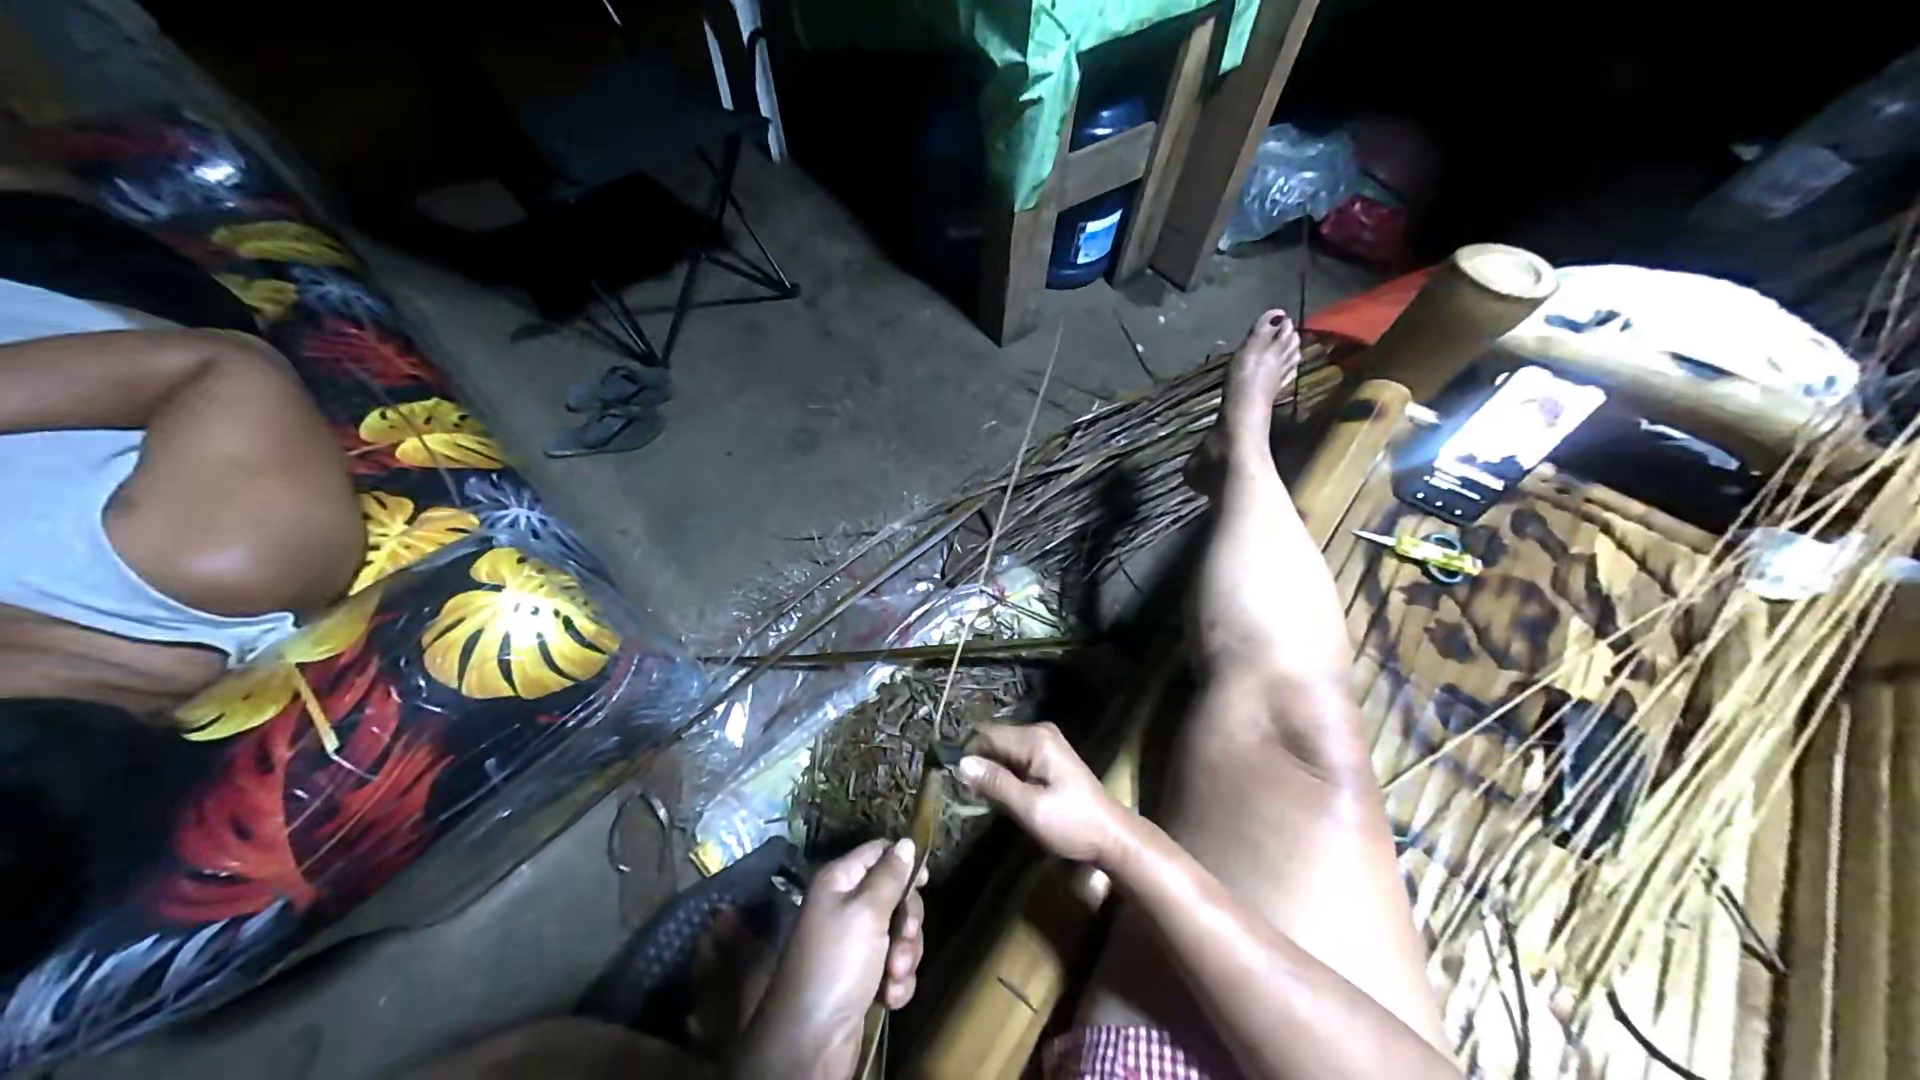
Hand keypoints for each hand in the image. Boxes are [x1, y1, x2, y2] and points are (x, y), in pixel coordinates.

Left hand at [732, 838, 926, 1079]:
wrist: (811, 1042)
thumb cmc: (837, 964)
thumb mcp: (866, 912)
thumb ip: (890, 876)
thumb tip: (906, 842)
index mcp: (840, 881)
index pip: (878, 852)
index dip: (903, 861)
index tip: (925, 880)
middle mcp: (847, 906)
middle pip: (895, 894)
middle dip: (907, 921)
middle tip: (902, 939)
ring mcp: (856, 943)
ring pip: (900, 933)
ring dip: (904, 956)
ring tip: (893, 977)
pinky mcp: (864, 976)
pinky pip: (895, 966)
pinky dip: (898, 981)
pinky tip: (889, 997)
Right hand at [957, 722, 1134, 865]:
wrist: (1112, 836)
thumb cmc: (1073, 824)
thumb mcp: (1030, 808)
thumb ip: (996, 783)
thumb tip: (961, 763)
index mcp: (1035, 739)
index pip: (985, 736)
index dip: (967, 755)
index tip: (952, 781)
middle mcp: (1039, 732)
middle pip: (994, 740)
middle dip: (978, 763)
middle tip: (964, 793)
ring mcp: (1045, 743)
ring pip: (1002, 750)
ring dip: (990, 770)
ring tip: (978, 796)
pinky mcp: (1047, 757)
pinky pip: (1015, 758)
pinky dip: (1004, 773)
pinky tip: (1000, 794)